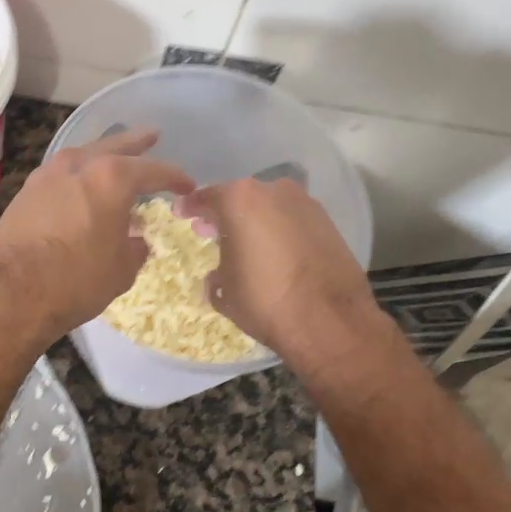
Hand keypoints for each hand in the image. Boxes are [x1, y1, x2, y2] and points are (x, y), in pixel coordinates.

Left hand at [0, 128, 193, 348]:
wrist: (10, 294)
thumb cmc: (76, 280)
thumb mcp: (121, 270)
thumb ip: (134, 247)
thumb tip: (135, 239)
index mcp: (111, 178)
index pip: (152, 170)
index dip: (174, 178)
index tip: (187, 184)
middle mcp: (78, 165)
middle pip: (114, 147)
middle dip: (135, 143)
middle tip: (151, 135)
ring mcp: (47, 175)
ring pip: (83, 156)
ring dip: (102, 157)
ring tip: (115, 158)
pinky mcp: (25, 193)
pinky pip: (61, 175)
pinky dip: (78, 176)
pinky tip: (82, 186)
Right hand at [178, 177, 379, 362]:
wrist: (329, 320)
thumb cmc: (265, 300)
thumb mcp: (225, 292)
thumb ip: (216, 274)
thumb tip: (217, 276)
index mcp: (240, 200)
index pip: (207, 196)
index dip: (191, 207)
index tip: (181, 214)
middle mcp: (274, 191)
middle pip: (241, 197)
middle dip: (224, 213)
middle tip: (209, 231)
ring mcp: (306, 204)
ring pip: (270, 207)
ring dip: (254, 221)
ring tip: (245, 244)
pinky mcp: (328, 222)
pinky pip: (292, 220)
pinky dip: (279, 230)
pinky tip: (274, 252)